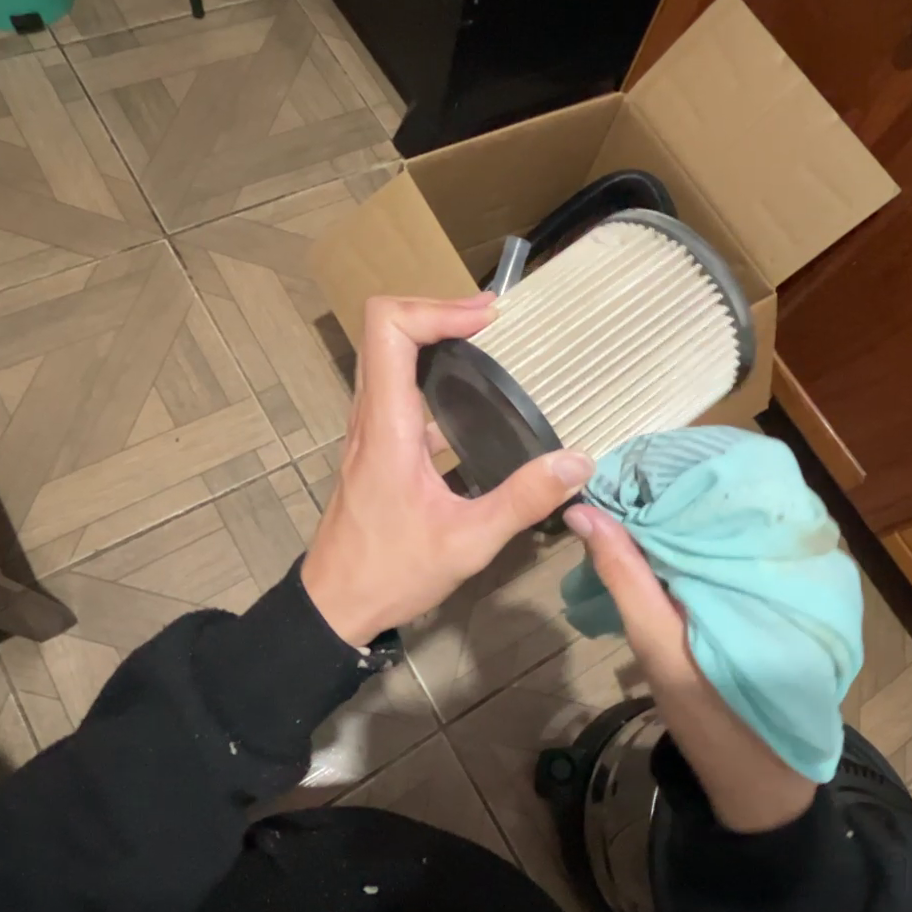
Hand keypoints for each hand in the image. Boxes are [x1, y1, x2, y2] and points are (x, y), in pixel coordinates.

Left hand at [301, 294, 594, 646]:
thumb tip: (577, 461)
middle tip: (494, 325)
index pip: (388, 328)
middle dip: (440, 315)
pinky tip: (475, 409)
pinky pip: (399, 393)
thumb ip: (523, 500)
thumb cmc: (392, 572)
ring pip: (390, 360)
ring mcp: (370, 432)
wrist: (335, 605)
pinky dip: (434, 380)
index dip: (435, 307)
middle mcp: (371, 417)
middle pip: (387, 332)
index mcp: (387, 425)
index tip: (486, 319)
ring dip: (435, 343)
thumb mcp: (468, 542)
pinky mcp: (376, 449)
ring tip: (491, 352)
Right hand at [565, 504, 818, 830]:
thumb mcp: (657, 643)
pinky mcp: (767, 601)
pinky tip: (651, 548)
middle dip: (659, 497)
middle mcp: (772, 558)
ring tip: (619, 511)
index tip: (609, 474)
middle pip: (708, 506)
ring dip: (669, 521)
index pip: (703, 493)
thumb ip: (624, 575)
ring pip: (712, 530)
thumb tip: (583, 509)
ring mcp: (773, 579)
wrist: (762, 782)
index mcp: (755, 561)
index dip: (656, 478)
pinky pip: (720, 557)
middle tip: (604, 493)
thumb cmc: (712, 715)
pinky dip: (684, 548)